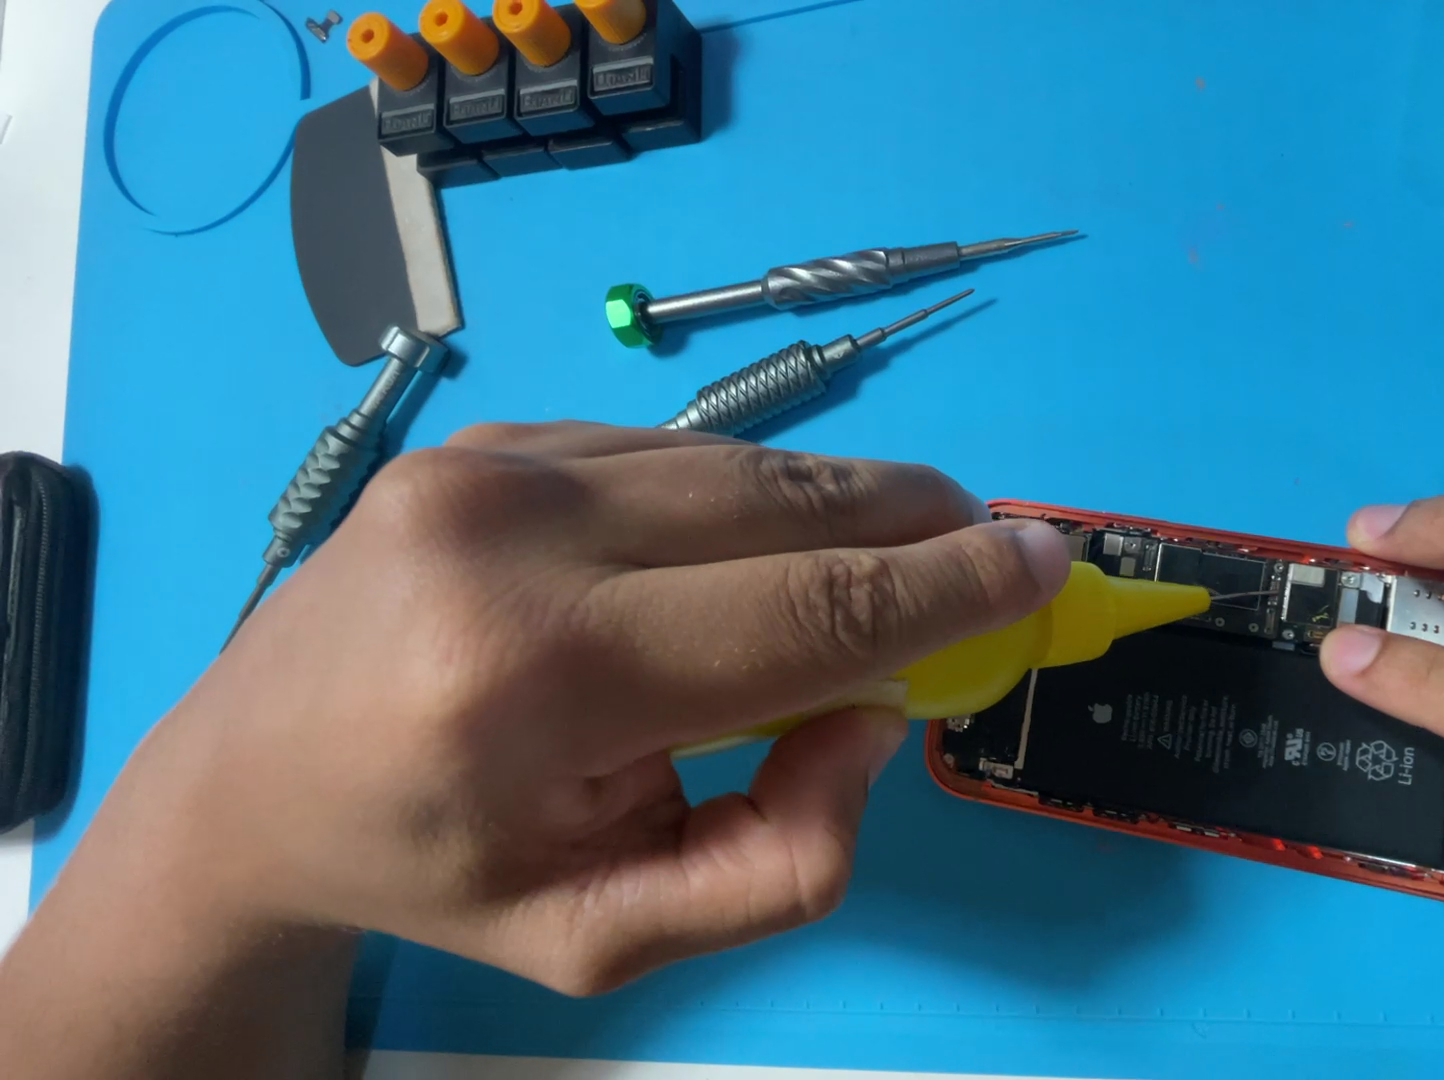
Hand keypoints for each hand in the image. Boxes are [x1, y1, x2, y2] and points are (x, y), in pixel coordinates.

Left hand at [81, 424, 1069, 991]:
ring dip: (849, 507)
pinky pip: (691, 458)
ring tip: (902, 543)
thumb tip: (872, 712)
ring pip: (751, 467)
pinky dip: (763, 500)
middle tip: (992, 542)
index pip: (809, 614)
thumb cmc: (450, 871)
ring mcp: (501, 459)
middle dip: (920, 524)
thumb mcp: (618, 934)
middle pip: (792, 507)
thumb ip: (786, 855)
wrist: (252, 777)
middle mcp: (515, 530)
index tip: (1042, 559)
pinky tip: (764, 545)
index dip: (950, 587)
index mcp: (537, 676)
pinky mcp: (506, 431)